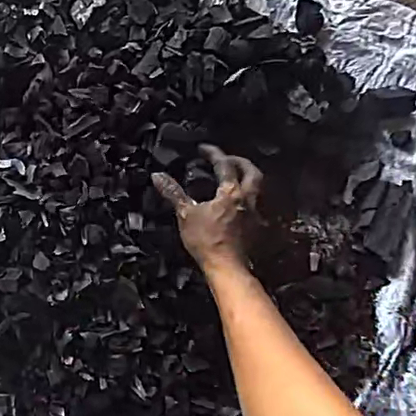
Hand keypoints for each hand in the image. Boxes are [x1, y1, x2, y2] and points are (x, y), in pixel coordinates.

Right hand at [151, 144, 261, 271]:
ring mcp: (254, 213)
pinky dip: (247, 199)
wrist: (226, 266)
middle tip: (228, 159)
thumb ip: (173, 193)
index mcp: (230, 192)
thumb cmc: (206, 241)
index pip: (224, 165)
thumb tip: (158, 177)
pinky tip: (238, 205)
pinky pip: (256, 206)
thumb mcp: (185, 213)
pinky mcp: (256, 227)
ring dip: (247, 179)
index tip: (204, 149)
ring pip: (257, 188)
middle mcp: (247, 199)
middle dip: (240, 162)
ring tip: (235, 178)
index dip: (213, 154)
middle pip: (251, 172)